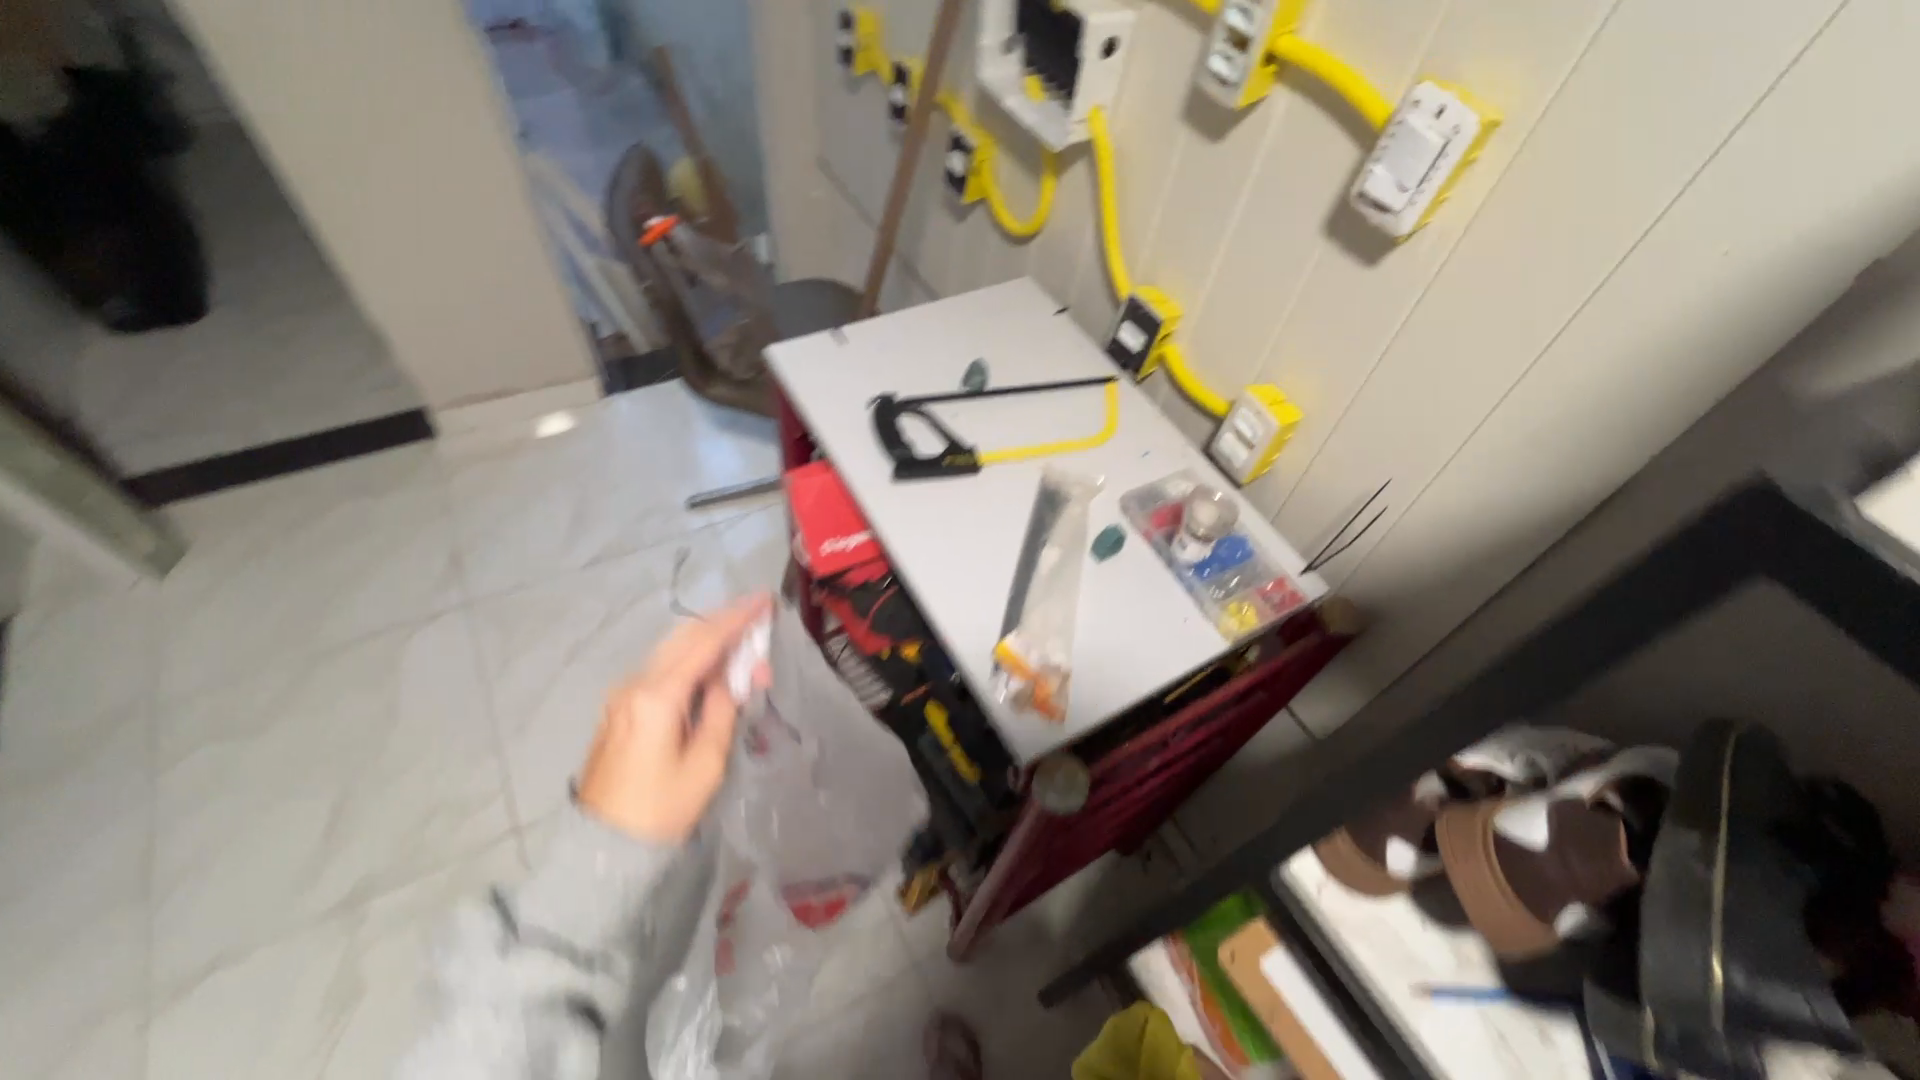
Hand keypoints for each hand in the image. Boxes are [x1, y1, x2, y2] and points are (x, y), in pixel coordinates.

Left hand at [576, 593, 772, 843]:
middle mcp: (634, 684)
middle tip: (759, 622)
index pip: (704, 643)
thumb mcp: (706, 764)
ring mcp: (622, 695)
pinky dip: (690, 660)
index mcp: (657, 696)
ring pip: (671, 650)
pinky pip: (661, 669)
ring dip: (708, 642)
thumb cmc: (661, 809)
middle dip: (723, 624)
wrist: (603, 847)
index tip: (764, 600)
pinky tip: (711, 670)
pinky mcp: (619, 708)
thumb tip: (728, 679)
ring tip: (742, 649)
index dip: (737, 618)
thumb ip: (721, 710)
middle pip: (684, 637)